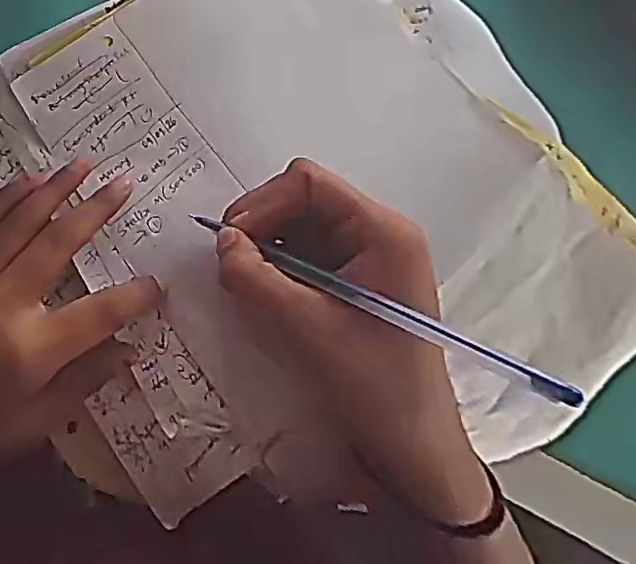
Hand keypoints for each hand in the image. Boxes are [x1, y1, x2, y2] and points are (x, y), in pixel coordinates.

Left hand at [0, 162, 160, 558]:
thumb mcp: (34, 425)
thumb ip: (85, 382)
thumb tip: (131, 348)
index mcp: (30, 351)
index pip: (99, 314)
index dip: (134, 296)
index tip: (158, 282)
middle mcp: (4, 305)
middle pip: (59, 243)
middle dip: (96, 209)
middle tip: (123, 182)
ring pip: (20, 221)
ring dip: (54, 189)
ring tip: (81, 164)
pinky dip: (7, 198)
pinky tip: (29, 181)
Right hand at [215, 159, 493, 525]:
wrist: (413, 451)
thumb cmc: (377, 388)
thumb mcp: (309, 329)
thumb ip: (257, 278)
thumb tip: (222, 240)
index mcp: (383, 232)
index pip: (310, 184)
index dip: (264, 202)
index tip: (234, 235)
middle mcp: (375, 232)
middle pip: (301, 197)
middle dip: (261, 222)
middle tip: (233, 256)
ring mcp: (364, 252)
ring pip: (296, 221)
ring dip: (265, 242)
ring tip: (246, 277)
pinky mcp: (349, 274)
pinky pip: (301, 248)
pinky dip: (275, 261)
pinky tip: (264, 288)